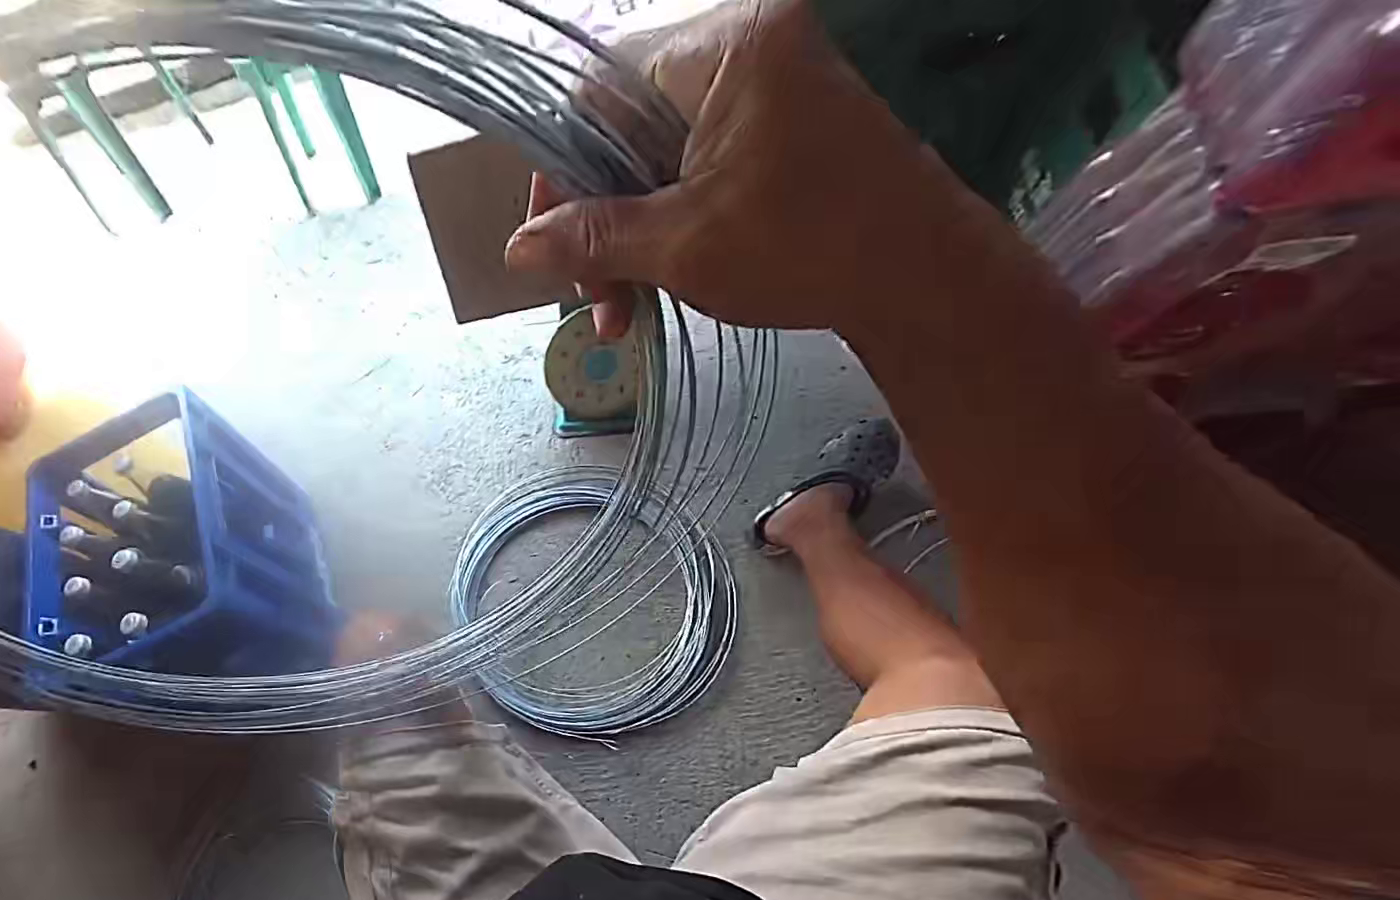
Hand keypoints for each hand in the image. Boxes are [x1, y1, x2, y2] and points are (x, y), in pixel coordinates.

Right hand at [507, 0, 984, 339]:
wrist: (919, 277)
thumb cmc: (805, 249)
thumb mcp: (682, 247)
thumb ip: (592, 238)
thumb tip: (515, 247)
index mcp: (720, 50)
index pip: (594, 93)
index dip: (559, 172)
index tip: (553, 245)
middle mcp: (736, 52)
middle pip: (618, 135)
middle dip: (596, 226)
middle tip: (596, 299)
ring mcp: (756, 94)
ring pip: (647, 167)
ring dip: (624, 244)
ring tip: (624, 314)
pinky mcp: (766, 135)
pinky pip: (683, 177)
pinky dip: (660, 234)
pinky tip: (654, 287)